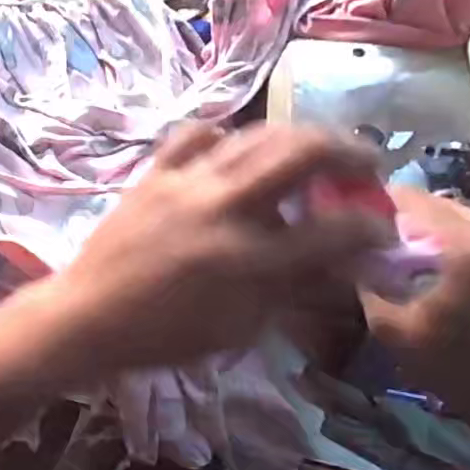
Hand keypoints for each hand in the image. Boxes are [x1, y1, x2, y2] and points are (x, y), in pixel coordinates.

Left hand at [43, 123, 393, 376]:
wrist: (88, 315)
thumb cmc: (164, 335)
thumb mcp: (238, 327)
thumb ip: (290, 291)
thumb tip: (339, 266)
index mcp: (249, 259)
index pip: (334, 231)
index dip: (372, 227)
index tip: (382, 227)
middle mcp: (224, 207)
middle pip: (303, 152)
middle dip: (349, 152)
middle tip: (364, 164)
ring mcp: (186, 182)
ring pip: (256, 134)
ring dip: (296, 137)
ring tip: (312, 150)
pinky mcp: (154, 172)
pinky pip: (197, 134)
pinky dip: (226, 136)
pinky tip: (234, 150)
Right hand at [359, 189, 469, 437]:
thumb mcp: (398, 333)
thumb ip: (369, 285)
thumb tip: (352, 257)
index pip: (412, 201)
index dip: (378, 208)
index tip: (357, 225)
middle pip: (443, 208)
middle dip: (410, 224)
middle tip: (387, 251)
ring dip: (441, 237)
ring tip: (423, 269)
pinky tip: (460, 283)